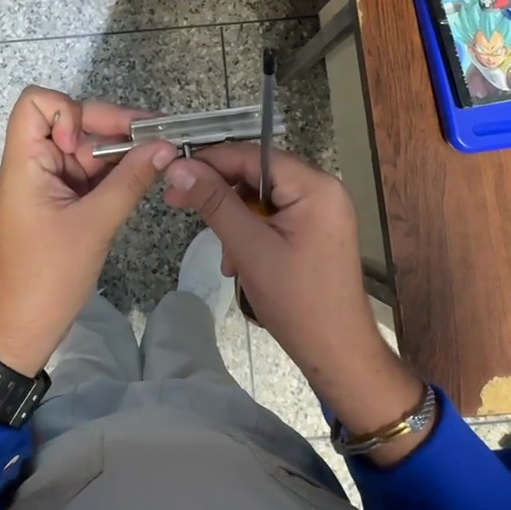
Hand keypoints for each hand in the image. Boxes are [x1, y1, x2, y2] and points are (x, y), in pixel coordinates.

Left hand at [0, 86, 176, 377]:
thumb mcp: (94, 225)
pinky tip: (145, 174)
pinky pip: (89, 172)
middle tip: (158, 135)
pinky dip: (115, 170)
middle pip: (70, 120)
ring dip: (120, 148)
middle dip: (112, 125)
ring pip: (85, 146)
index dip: (67, 111)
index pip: (35, 103)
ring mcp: (48, 183)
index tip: (87, 145)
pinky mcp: (61, 201)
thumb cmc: (48, 277)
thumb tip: (166, 145)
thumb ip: (130, 180)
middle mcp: (33, 164)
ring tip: (162, 153)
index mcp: (25, 163)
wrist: (22, 332)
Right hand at [164, 143, 430, 465]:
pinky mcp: (318, 229)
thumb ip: (215, 202)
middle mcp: (323, 188)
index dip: (210, 161)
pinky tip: (240, 260)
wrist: (338, 354)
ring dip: (235, 218)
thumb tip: (178, 167)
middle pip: (258, 173)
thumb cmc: (297, 302)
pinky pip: (276, 214)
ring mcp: (323, 209)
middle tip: (178, 204)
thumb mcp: (249, 248)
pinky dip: (252, 231)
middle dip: (221, 193)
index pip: (252, 155)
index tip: (172, 173)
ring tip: (224, 255)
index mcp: (314, 186)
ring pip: (263, 195)